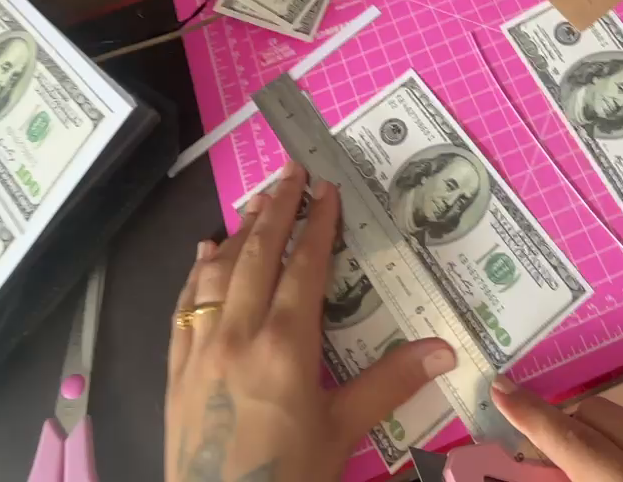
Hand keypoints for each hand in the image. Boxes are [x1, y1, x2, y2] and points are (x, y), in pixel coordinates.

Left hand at [166, 161, 457, 481]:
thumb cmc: (288, 479)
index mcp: (284, 345)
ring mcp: (200, 350)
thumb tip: (447, 348)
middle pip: (259, 255)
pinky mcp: (175, 370)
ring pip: (220, 273)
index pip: (305, 266)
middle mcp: (238, 334)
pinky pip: (185, 307)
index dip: (318, 224)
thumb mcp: (343, 432)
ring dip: (240, 232)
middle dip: (278, 208)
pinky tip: (205, 253)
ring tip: (257, 202)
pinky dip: (197, 273)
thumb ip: (390, 383)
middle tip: (291, 171)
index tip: (327, 189)